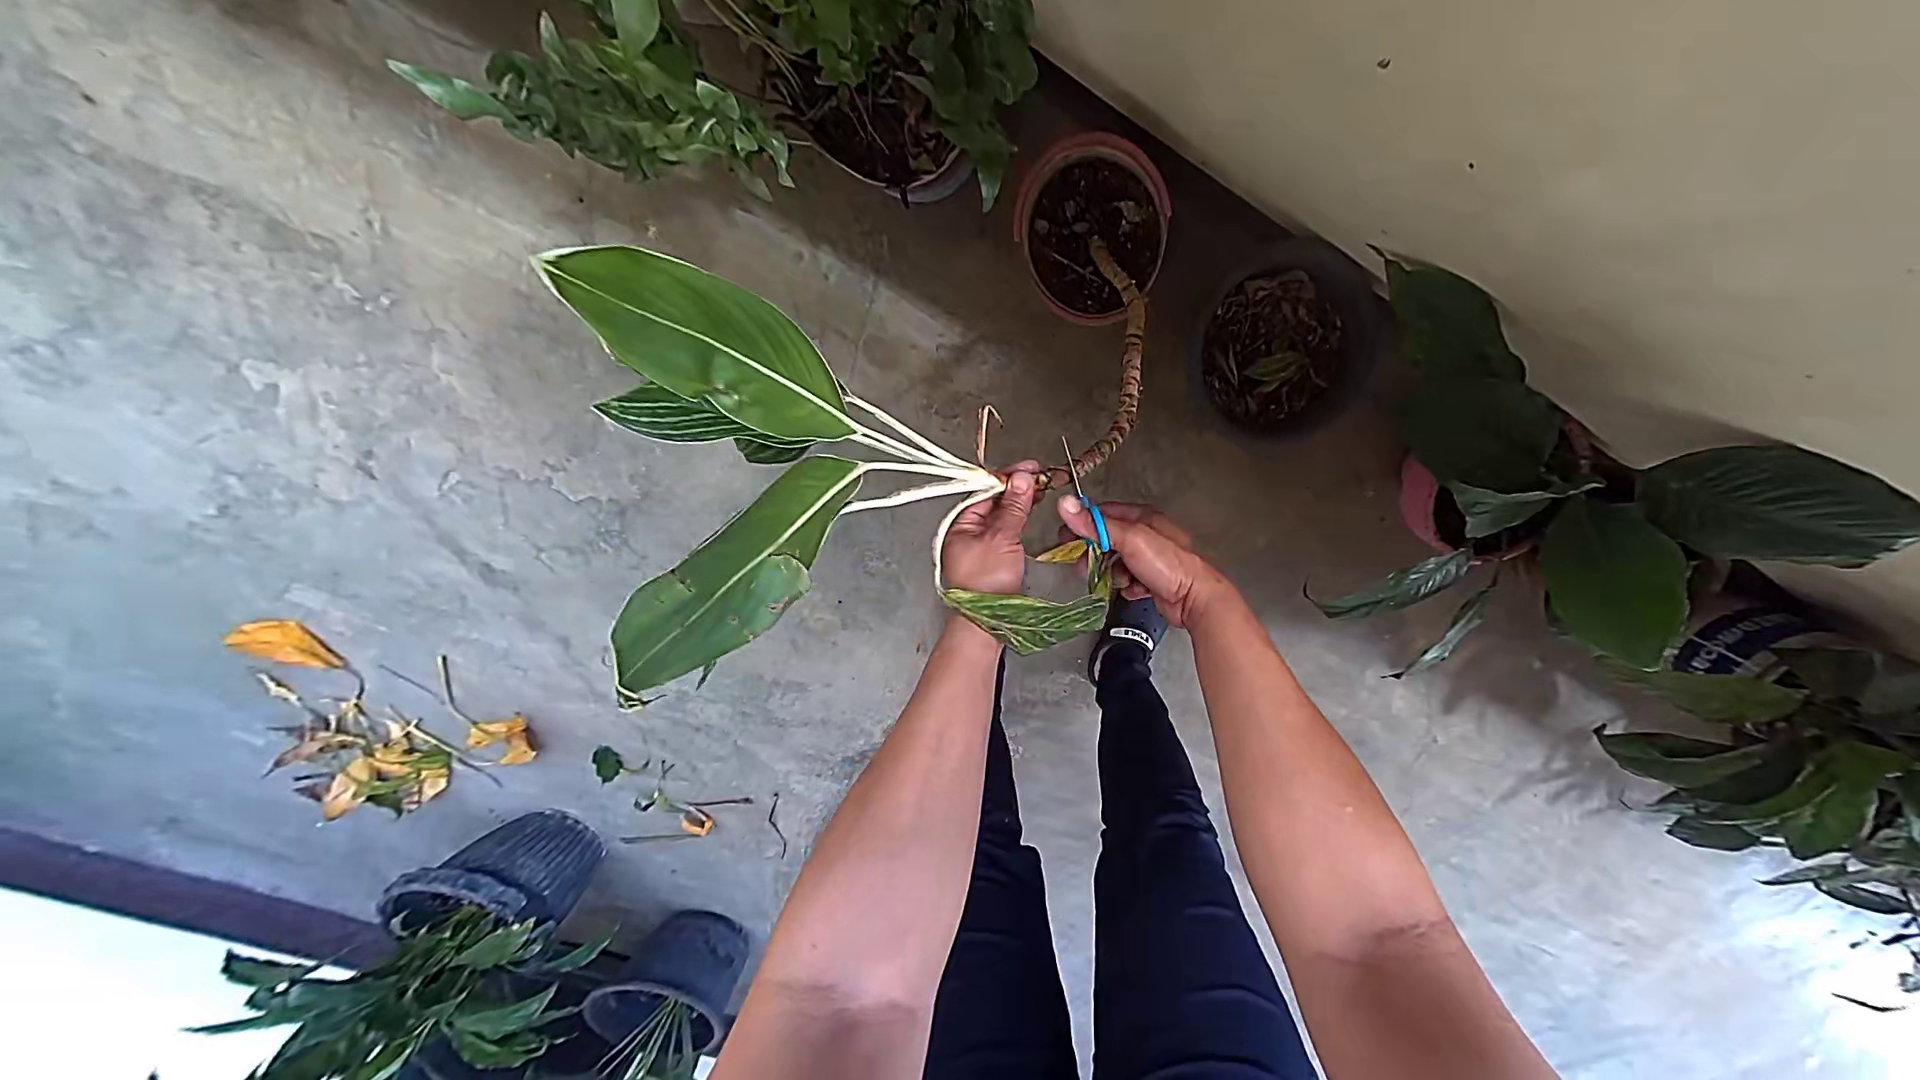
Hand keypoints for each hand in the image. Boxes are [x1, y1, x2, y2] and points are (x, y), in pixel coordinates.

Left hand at [942, 461, 1040, 594]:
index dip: (1009, 476)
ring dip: (1020, 500)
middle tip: (1041, 478)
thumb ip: (1013, 507)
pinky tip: (1031, 510)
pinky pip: (1005, 527)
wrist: (987, 620)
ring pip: (1001, 513)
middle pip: (993, 500)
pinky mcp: (992, 554)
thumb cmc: (986, 582)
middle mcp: (967, 530)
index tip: (1031, 469)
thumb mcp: (1002, 538)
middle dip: (1017, 487)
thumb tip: (1021, 479)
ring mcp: (979, 542)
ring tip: (1041, 490)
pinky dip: (1019, 516)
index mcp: (961, 522)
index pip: (986, 490)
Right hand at [1056, 498, 1233, 626]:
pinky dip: (1126, 585)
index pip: (1103, 514)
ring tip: (1115, 580)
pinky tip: (1131, 589)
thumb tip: (1066, 504)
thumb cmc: (1168, 565)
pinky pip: (1129, 579)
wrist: (1196, 599)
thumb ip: (1095, 524)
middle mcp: (1148, 534)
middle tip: (1083, 565)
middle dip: (1094, 554)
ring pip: (1117, 562)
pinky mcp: (1154, 579)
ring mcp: (1152, 558)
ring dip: (1110, 572)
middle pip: (1108, 539)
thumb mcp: (1128, 539)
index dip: (1082, 525)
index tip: (1066, 538)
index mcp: (1144, 517)